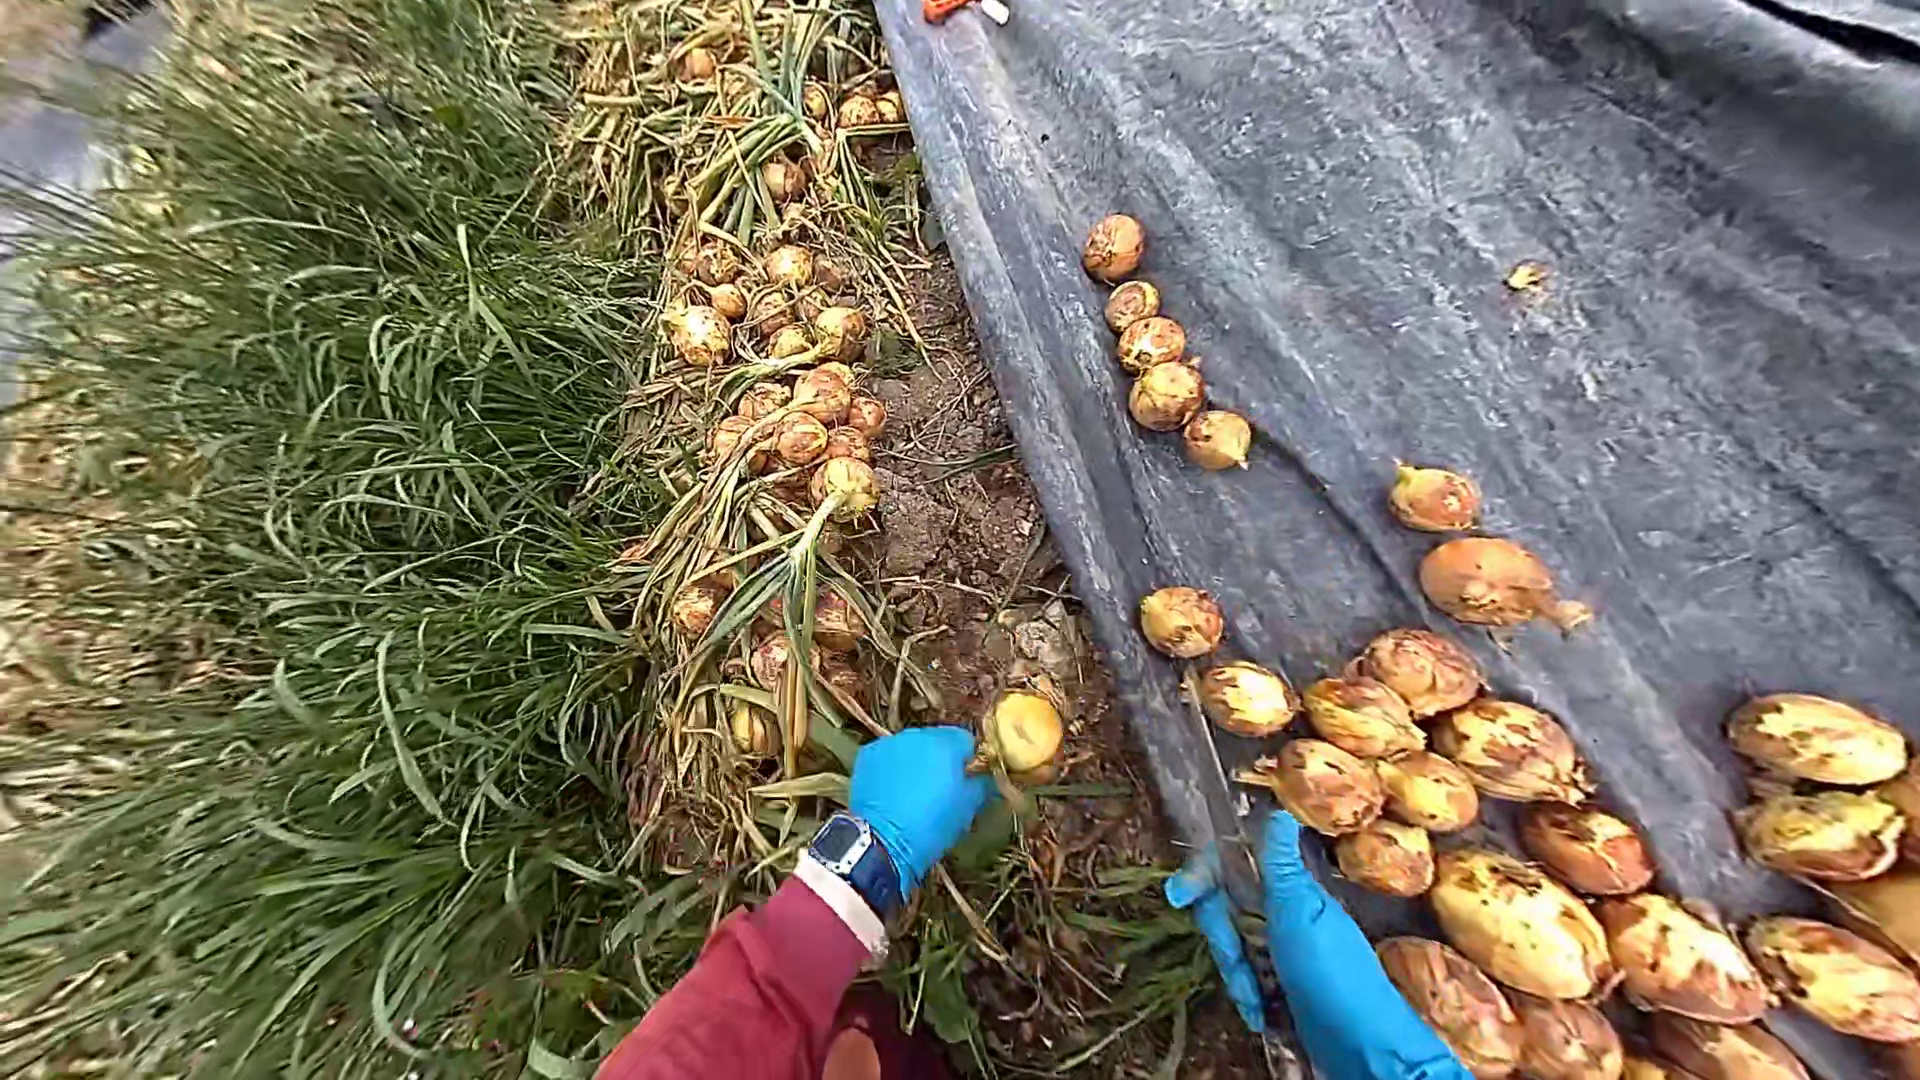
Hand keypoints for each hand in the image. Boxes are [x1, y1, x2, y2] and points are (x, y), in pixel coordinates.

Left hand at [848, 727, 993, 893]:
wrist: (881, 843)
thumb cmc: (932, 825)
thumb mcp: (967, 808)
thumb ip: (983, 784)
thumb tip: (992, 777)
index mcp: (945, 743)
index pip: (966, 740)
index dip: (969, 760)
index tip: (966, 781)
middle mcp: (917, 735)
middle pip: (937, 740)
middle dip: (941, 759)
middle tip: (941, 789)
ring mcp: (889, 742)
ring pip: (911, 747)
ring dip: (916, 761)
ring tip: (914, 792)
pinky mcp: (868, 755)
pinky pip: (888, 756)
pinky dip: (892, 768)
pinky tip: (892, 791)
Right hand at [1169, 811, 1470, 1079]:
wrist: (1369, 1057)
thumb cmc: (1334, 976)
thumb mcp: (1299, 913)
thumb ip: (1280, 861)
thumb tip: (1280, 807)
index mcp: (1282, 884)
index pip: (1225, 860)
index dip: (1199, 873)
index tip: (1178, 895)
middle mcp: (1276, 906)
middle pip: (1220, 903)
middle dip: (1222, 938)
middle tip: (1238, 969)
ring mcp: (1276, 942)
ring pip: (1229, 939)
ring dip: (1234, 970)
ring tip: (1255, 1003)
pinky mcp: (1277, 977)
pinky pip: (1242, 970)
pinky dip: (1245, 990)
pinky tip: (1259, 1013)